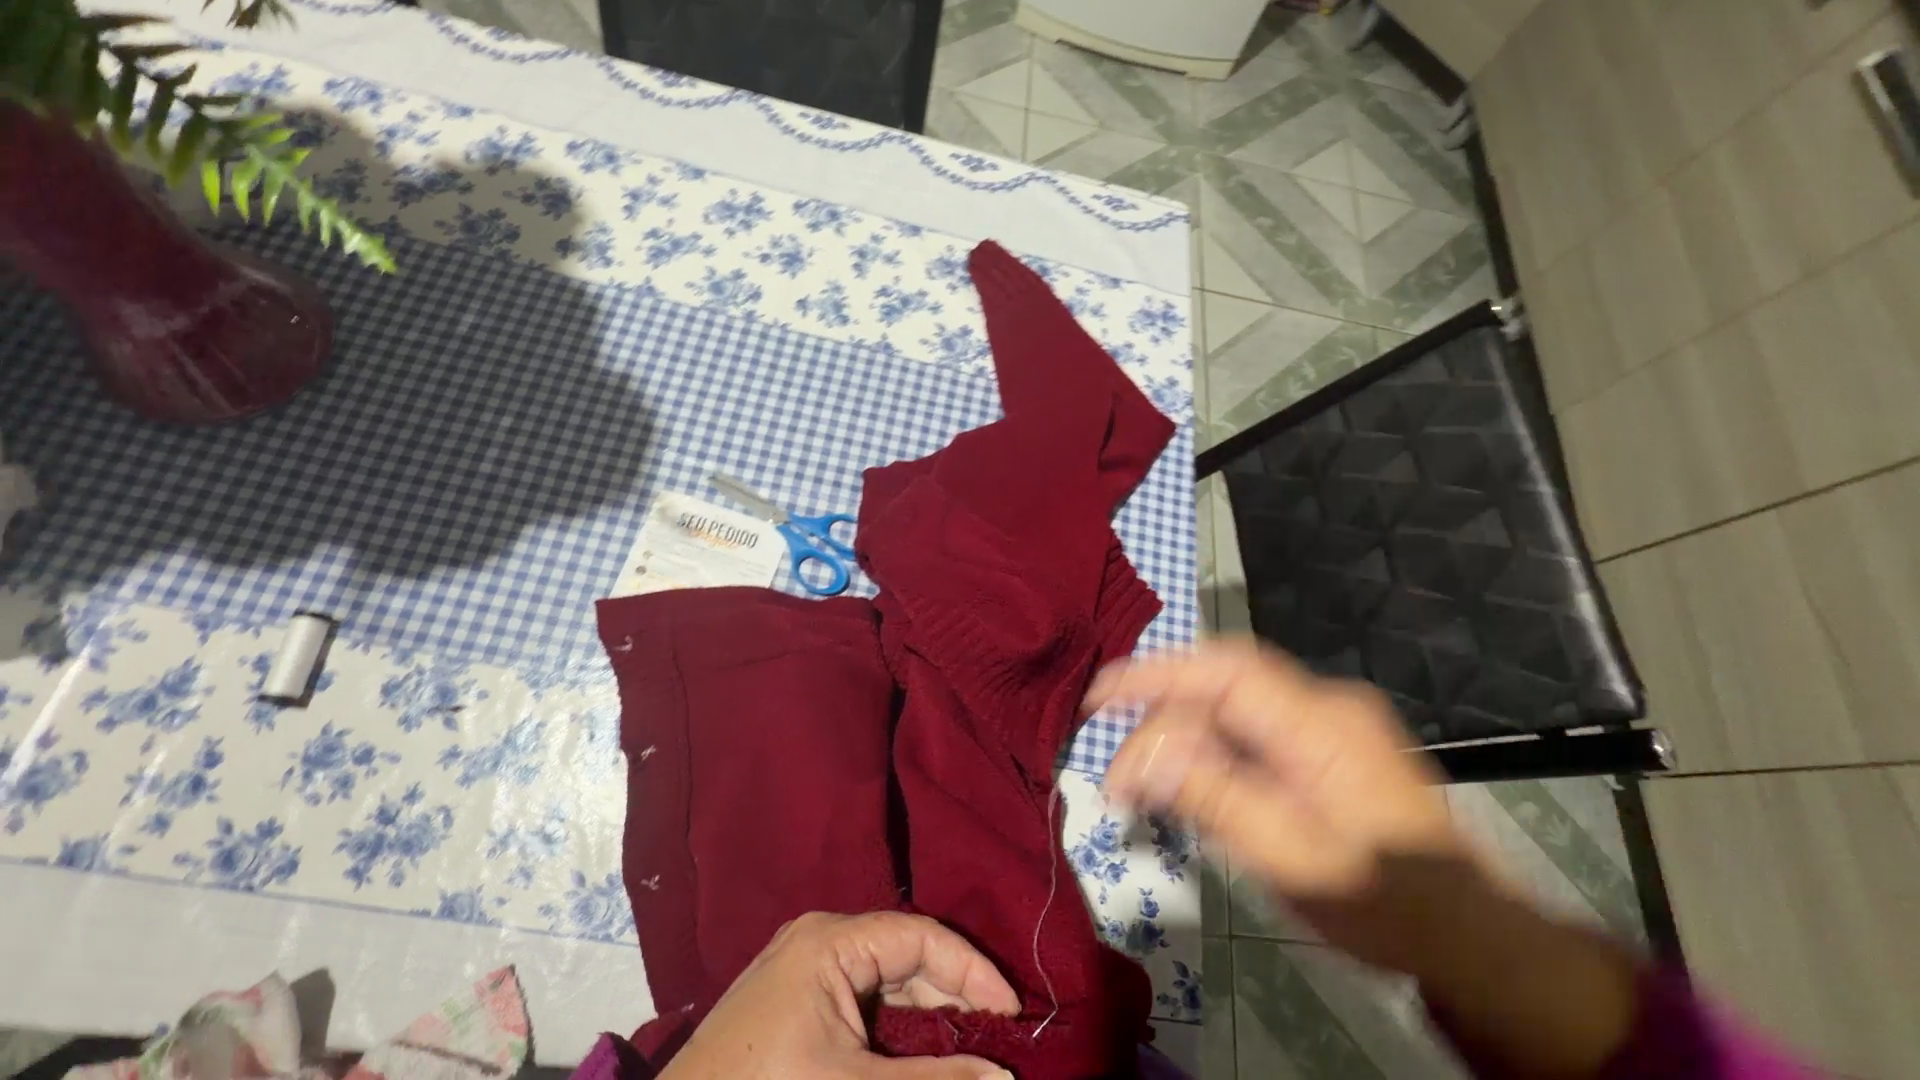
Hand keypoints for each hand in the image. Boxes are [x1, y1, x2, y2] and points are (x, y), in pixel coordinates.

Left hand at [658, 911, 1017, 1079]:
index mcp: (831, 940)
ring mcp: (807, 964)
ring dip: (930, 1012)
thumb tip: (1006, 1078)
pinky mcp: (801, 994)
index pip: (921, 938)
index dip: (973, 971)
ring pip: (888, 977)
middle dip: (955, 996)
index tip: (1012, 1014)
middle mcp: (821, 937)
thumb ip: (935, 1079)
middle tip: (997, 1039)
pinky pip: (865, 995)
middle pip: (907, 955)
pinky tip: (926, 1050)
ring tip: (972, 1047)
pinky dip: (899, 1022)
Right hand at [1089, 640, 1477, 974]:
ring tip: (1142, 788)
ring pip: (1234, 709)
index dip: (1156, 672)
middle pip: (1221, 688)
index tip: (1100, 697)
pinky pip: (1254, 730)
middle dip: (1160, 724)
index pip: (1223, 670)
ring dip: (1182, 739)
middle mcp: (1325, 707)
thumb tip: (1145, 754)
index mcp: (1320, 725)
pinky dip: (1213, 751)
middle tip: (1119, 782)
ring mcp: (1331, 724)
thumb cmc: (1380, 902)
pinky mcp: (1330, 746)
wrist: (1470, 934)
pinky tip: (1192, 788)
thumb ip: (1215, 797)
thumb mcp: (1289, 857)